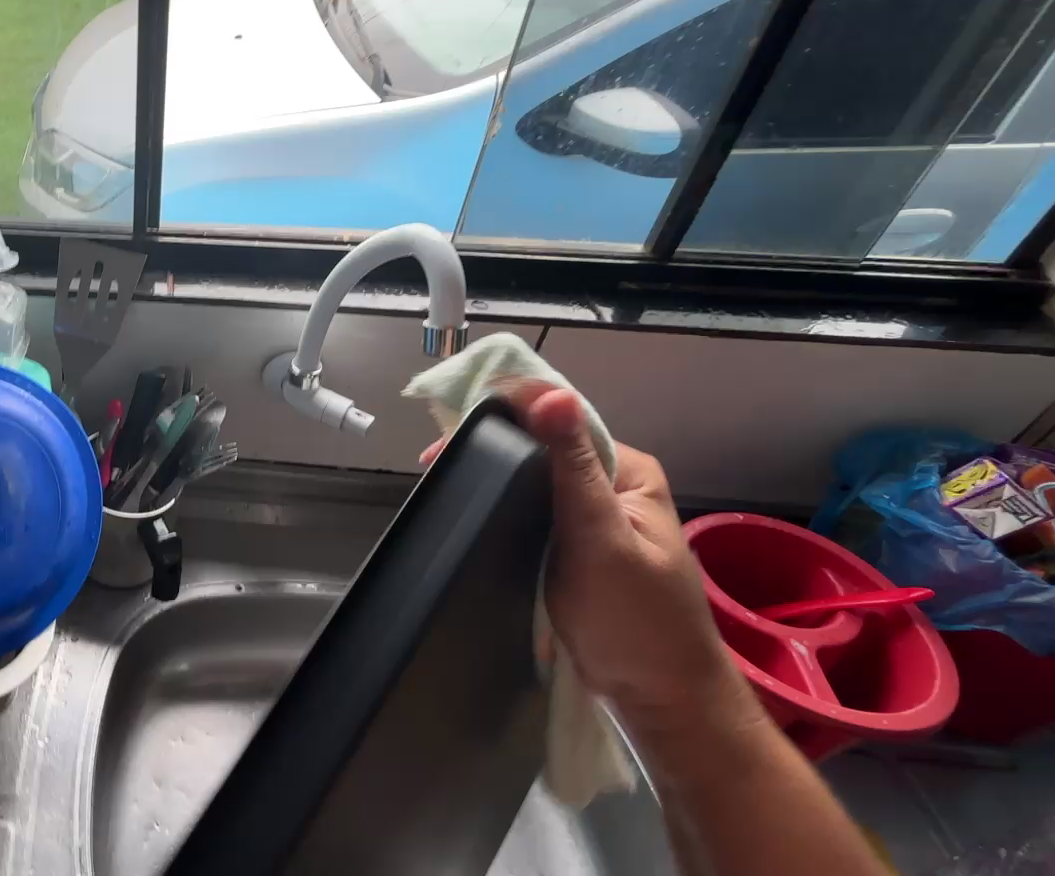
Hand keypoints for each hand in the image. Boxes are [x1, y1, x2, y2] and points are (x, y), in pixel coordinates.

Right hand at [421, 384, 761, 737]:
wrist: (660, 698)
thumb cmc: (637, 619)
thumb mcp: (602, 536)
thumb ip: (574, 466)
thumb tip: (552, 393)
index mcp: (626, 471)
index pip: (559, 420)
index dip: (504, 416)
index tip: (449, 433)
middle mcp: (608, 484)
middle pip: (539, 447)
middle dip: (487, 446)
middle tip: (432, 462)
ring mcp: (587, 516)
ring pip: (530, 479)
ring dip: (488, 474)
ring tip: (439, 478)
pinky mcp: (567, 546)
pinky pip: (527, 511)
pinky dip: (496, 503)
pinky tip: (469, 506)